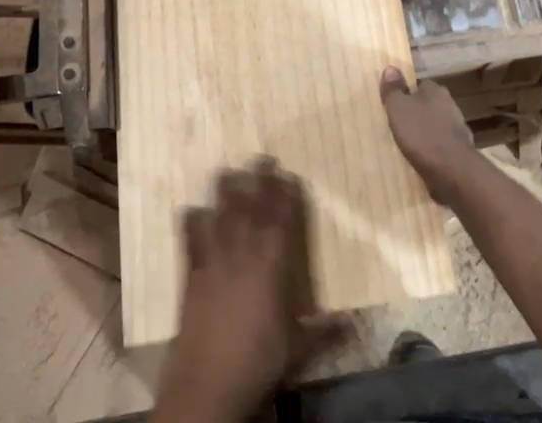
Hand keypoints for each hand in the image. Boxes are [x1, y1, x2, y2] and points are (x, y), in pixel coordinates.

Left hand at [154, 158, 347, 422]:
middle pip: (250, 213)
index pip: (280, 224)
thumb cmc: (259, 362)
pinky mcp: (191, 281)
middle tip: (259, 157)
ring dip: (223, 195)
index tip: (288, 174)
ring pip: (220, 221)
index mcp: (271, 269)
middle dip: (257, 184)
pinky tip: (188, 208)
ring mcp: (214, 267)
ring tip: (226, 169)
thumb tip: (354, 322)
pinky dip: (190, 226)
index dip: (285, 197)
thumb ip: (325, 331)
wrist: (210, 384)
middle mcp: (242, 259)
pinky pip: (190, 245)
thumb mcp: (300, 348)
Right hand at [379, 66, 479, 204]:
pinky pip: (441, 145)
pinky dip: (432, 149)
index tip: (394, 105)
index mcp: (436, 91)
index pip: (420, 85)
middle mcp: (450, 105)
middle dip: (416, 113)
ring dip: (425, 132)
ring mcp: (458, 128)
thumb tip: (391, 67)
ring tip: (408, 143)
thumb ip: (394, 89)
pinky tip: (422, 158)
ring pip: (436, 125)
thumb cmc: (421, 133)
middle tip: (398, 124)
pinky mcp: (459, 150)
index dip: (406, 93)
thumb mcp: (398, 108)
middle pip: (428, 105)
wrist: (451, 169)